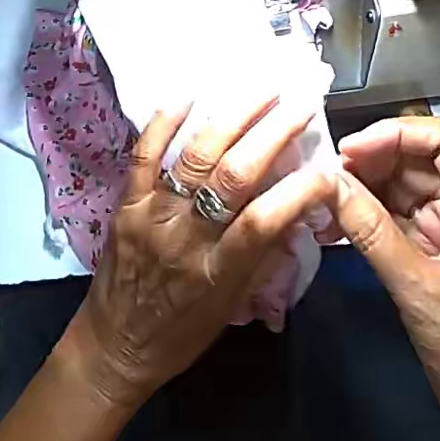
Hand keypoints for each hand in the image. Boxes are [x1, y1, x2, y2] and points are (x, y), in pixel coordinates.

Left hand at [54, 96, 333, 410]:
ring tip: (259, 93)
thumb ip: (260, 260)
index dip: (298, 191)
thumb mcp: (230, 308)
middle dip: (270, 136)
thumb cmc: (179, 334)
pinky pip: (143, 156)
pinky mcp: (126, 204)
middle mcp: (185, 238)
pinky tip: (188, 98)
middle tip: (298, 106)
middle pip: (232, 177)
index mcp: (218, 272)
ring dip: (230, 120)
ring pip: (194, 159)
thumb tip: (294, 213)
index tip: (326, 167)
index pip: (263, 222)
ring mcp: (152, 216)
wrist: (113, 347)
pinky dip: (164, 125)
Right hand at [332, 117, 439, 440]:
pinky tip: (335, 218)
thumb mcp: (419, 288)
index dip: (395, 135)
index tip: (348, 151)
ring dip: (364, 188)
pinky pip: (398, 218)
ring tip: (322, 195)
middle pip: (421, 161)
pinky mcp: (437, 252)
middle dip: (372, 162)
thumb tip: (325, 182)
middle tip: (325, 175)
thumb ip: (370, 230)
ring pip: (404, 189)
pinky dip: (368, 216)